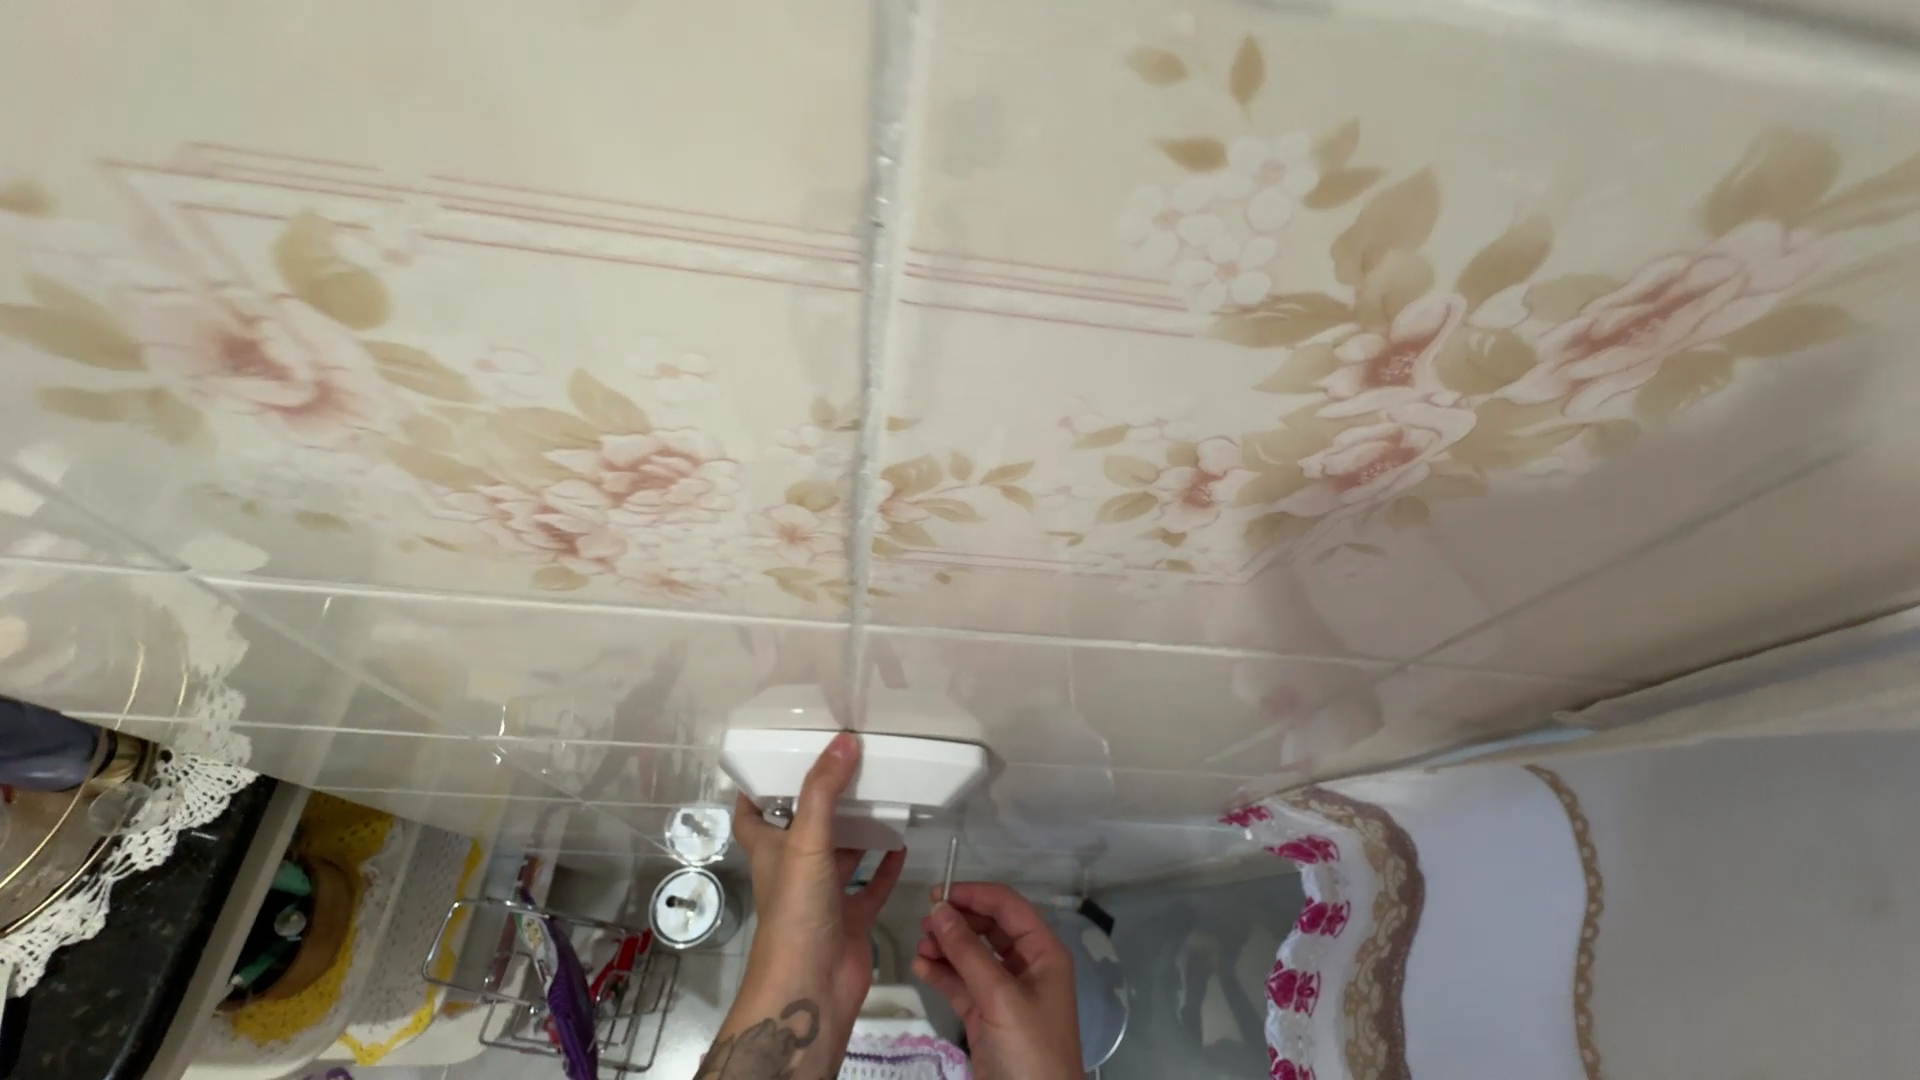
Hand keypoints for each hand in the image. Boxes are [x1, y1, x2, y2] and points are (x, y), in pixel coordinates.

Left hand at [729, 732, 904, 1041]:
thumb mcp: (806, 840)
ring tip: (880, 796)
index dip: (757, 791)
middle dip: (820, 802)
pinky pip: (871, 886)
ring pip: (840, 855)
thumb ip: (824, 790)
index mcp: (771, 851)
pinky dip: (885, 866)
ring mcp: (823, 896)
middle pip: (804, 830)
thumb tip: (844, 739)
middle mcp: (794, 870)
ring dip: (857, 831)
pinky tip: (901, 844)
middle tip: (846, 767)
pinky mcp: (851, 918)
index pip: (752, 816)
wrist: (812, 987)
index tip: (776, 762)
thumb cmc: (797, 910)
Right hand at [914, 882, 1082, 1079]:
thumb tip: (939, 908)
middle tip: (924, 920)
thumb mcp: (1001, 998)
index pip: (1007, 906)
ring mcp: (1005, 991)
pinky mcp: (986, 1016)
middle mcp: (1026, 965)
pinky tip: (921, 967)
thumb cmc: (1030, 1050)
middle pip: (988, 927)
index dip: (975, 894)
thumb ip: (968, 952)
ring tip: (920, 946)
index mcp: (1043, 952)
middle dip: (957, 921)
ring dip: (946, 947)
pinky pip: (962, 984)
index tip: (938, 892)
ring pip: (972, 955)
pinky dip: (942, 974)